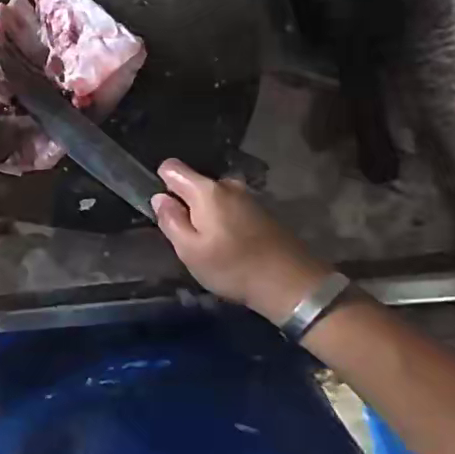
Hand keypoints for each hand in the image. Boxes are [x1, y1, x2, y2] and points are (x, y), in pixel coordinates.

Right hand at [150, 159, 328, 320]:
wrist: (295, 286)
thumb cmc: (234, 267)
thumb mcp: (190, 250)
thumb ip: (170, 220)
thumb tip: (159, 198)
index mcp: (206, 190)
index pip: (171, 167)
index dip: (162, 185)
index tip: (168, 211)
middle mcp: (228, 185)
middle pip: (193, 184)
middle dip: (185, 203)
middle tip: (190, 236)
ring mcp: (249, 198)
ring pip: (212, 198)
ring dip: (206, 214)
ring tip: (211, 243)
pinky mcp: (263, 212)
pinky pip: (230, 207)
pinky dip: (224, 221)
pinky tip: (231, 245)